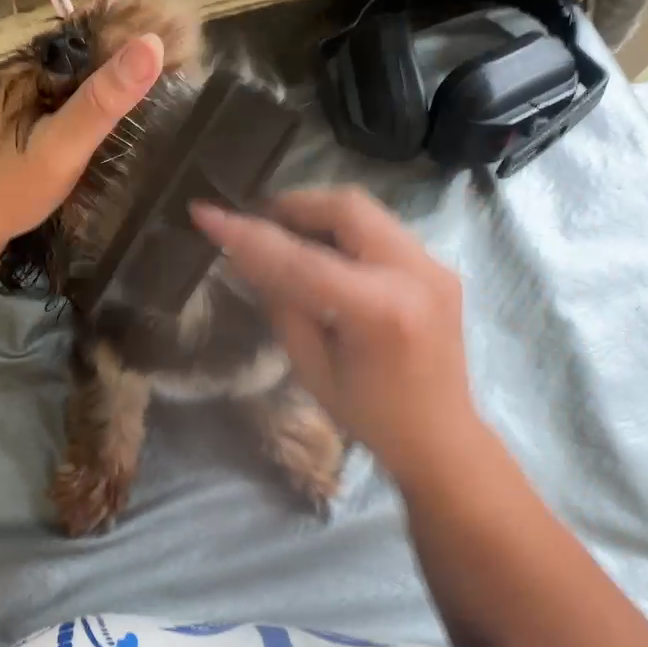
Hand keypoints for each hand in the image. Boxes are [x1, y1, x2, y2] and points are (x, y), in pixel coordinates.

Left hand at [0, 33, 164, 244]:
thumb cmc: (12, 185)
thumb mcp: (62, 143)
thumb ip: (103, 100)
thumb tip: (151, 43)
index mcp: (37, 66)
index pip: (94, 24)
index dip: (137, 24)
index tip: (181, 36)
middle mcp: (33, 73)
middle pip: (92, 46)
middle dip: (134, 49)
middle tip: (185, 65)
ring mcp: (33, 98)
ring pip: (86, 73)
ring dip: (121, 75)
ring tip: (170, 86)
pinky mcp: (35, 122)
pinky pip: (78, 98)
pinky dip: (105, 100)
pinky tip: (129, 116)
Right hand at [190, 187, 478, 481]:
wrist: (442, 439)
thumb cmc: (368, 415)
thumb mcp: (309, 363)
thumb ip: (280, 300)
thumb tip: (241, 254)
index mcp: (380, 310)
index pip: (300, 258)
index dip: (248, 234)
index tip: (205, 214)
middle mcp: (415, 274)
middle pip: (345, 208)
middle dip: (291, 207)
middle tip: (254, 222)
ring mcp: (434, 266)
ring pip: (364, 210)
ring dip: (317, 216)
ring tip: (282, 235)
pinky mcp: (438, 266)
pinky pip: (380, 228)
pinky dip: (343, 231)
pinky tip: (321, 252)